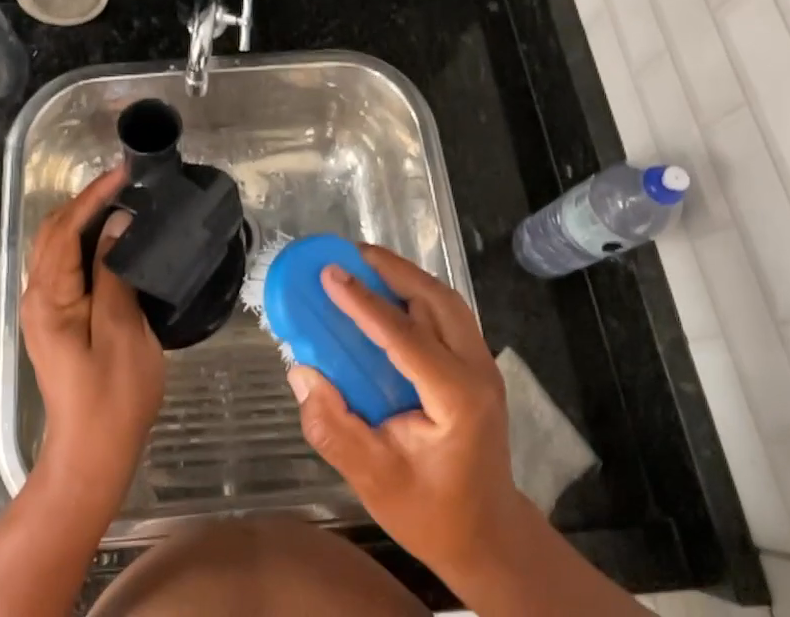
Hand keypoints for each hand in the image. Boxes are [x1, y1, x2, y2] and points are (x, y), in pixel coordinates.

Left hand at [21, 164, 165, 497]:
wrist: (93, 452)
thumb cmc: (113, 396)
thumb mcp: (121, 330)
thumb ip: (114, 273)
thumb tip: (118, 224)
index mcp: (49, 296)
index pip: (67, 228)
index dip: (94, 196)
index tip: (125, 172)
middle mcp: (37, 296)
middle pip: (54, 232)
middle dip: (87, 201)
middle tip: (127, 182)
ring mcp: (44, 310)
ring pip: (58, 247)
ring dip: (85, 219)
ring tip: (123, 202)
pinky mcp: (56, 321)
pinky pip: (66, 266)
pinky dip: (85, 243)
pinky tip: (112, 241)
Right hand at [287, 244, 530, 579]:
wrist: (487, 536)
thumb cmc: (431, 512)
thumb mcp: (373, 478)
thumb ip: (333, 427)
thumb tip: (302, 373)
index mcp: (456, 398)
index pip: (405, 335)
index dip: (364, 302)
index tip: (329, 273)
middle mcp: (477, 372)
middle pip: (437, 301)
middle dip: (393, 270)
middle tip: (347, 253)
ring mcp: (482, 367)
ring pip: (446, 303)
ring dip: (405, 277)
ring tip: (363, 264)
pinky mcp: (475, 369)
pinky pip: (447, 317)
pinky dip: (416, 295)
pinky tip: (386, 296)